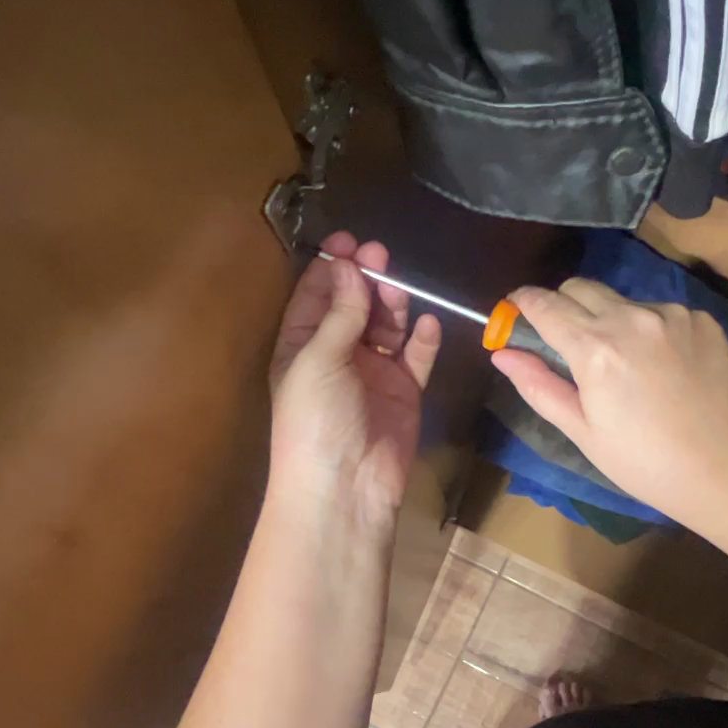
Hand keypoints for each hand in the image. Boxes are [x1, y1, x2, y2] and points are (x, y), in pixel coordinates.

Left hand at [268, 233, 440, 533]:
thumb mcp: (317, 361)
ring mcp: (373, 374)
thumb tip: (352, 267)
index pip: (317, 297)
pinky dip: (422, 340)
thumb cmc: (316, 420)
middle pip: (355, 307)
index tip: (350, 241)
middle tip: (382, 255)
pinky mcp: (405, 392)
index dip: (333, 269)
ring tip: (400, 289)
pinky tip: (426, 325)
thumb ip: (340, 315)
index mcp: (301, 347)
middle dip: (367, 280)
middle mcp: (337, 356)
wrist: (346, 486)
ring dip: (393, 305)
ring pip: (386, 327)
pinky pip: (416, 358)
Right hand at [489, 280, 727, 519]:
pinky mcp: (702, 319)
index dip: (522, 302)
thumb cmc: (644, 463)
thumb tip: (502, 352)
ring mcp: (672, 315)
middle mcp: (632, 318)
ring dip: (609, 319)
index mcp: (595, 348)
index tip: (514, 309)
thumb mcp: (582, 432)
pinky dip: (648, 329)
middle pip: (580, 287)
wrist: (725, 471)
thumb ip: (539, 385)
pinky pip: (660, 311)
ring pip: (621, 300)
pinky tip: (662, 367)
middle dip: (562, 305)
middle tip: (564, 340)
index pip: (545, 304)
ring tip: (624, 364)